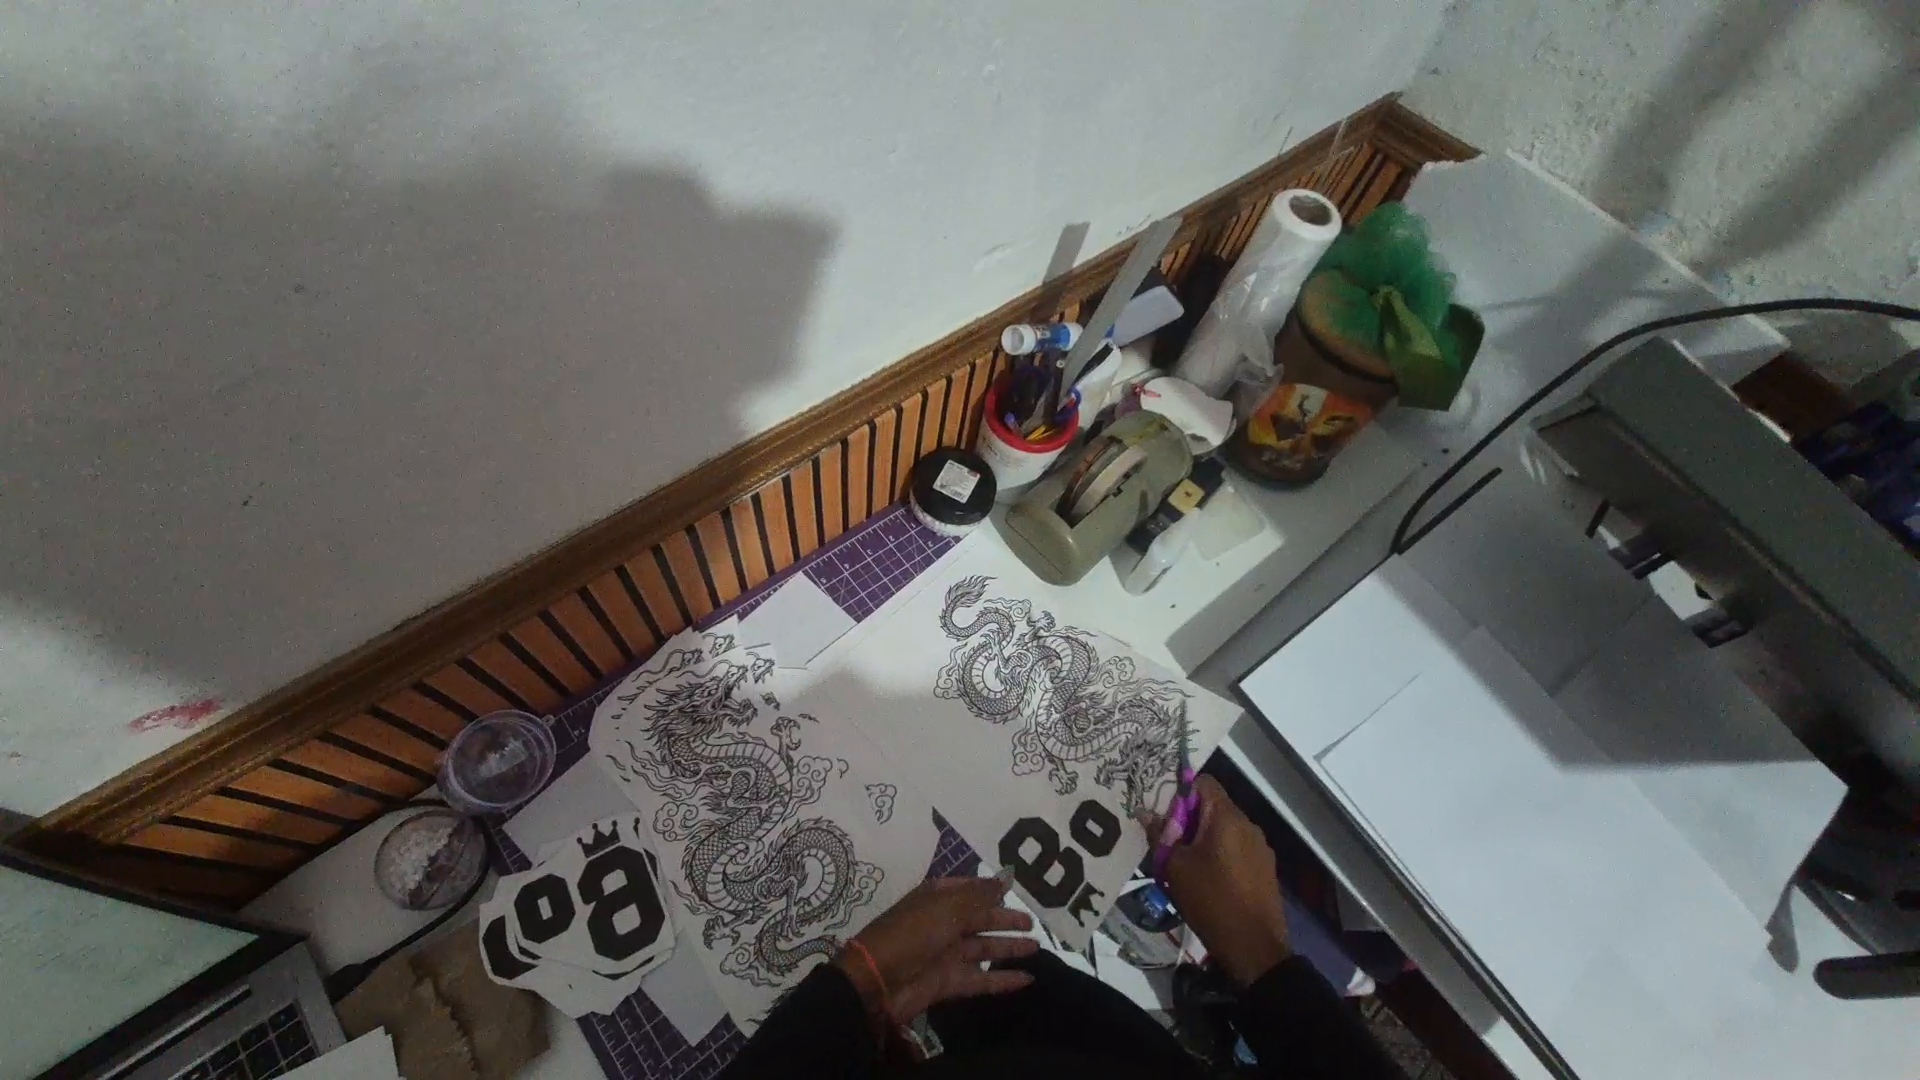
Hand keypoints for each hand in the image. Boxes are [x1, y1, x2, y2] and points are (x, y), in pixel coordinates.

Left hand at [835, 875, 1039, 1023]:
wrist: (877, 982)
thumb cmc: (912, 934)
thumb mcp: (946, 909)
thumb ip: (980, 896)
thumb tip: (1007, 878)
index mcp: (939, 898)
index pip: (971, 889)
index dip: (992, 889)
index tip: (1017, 890)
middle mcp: (944, 922)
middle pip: (980, 919)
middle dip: (1005, 920)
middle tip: (1032, 923)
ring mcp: (946, 953)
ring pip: (983, 948)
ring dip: (1008, 948)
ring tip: (1036, 947)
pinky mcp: (949, 982)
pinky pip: (981, 979)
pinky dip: (1003, 980)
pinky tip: (1026, 979)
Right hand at [1151, 775, 1290, 985]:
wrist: (1254, 951)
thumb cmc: (1211, 900)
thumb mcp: (1176, 867)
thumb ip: (1160, 835)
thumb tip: (1145, 813)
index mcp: (1228, 818)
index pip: (1203, 783)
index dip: (1180, 791)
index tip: (1164, 813)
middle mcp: (1248, 826)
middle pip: (1213, 807)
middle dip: (1188, 819)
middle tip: (1167, 842)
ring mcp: (1260, 849)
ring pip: (1224, 830)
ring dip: (1202, 839)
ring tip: (1184, 864)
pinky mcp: (1265, 870)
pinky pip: (1236, 849)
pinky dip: (1219, 854)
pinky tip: (1206, 879)